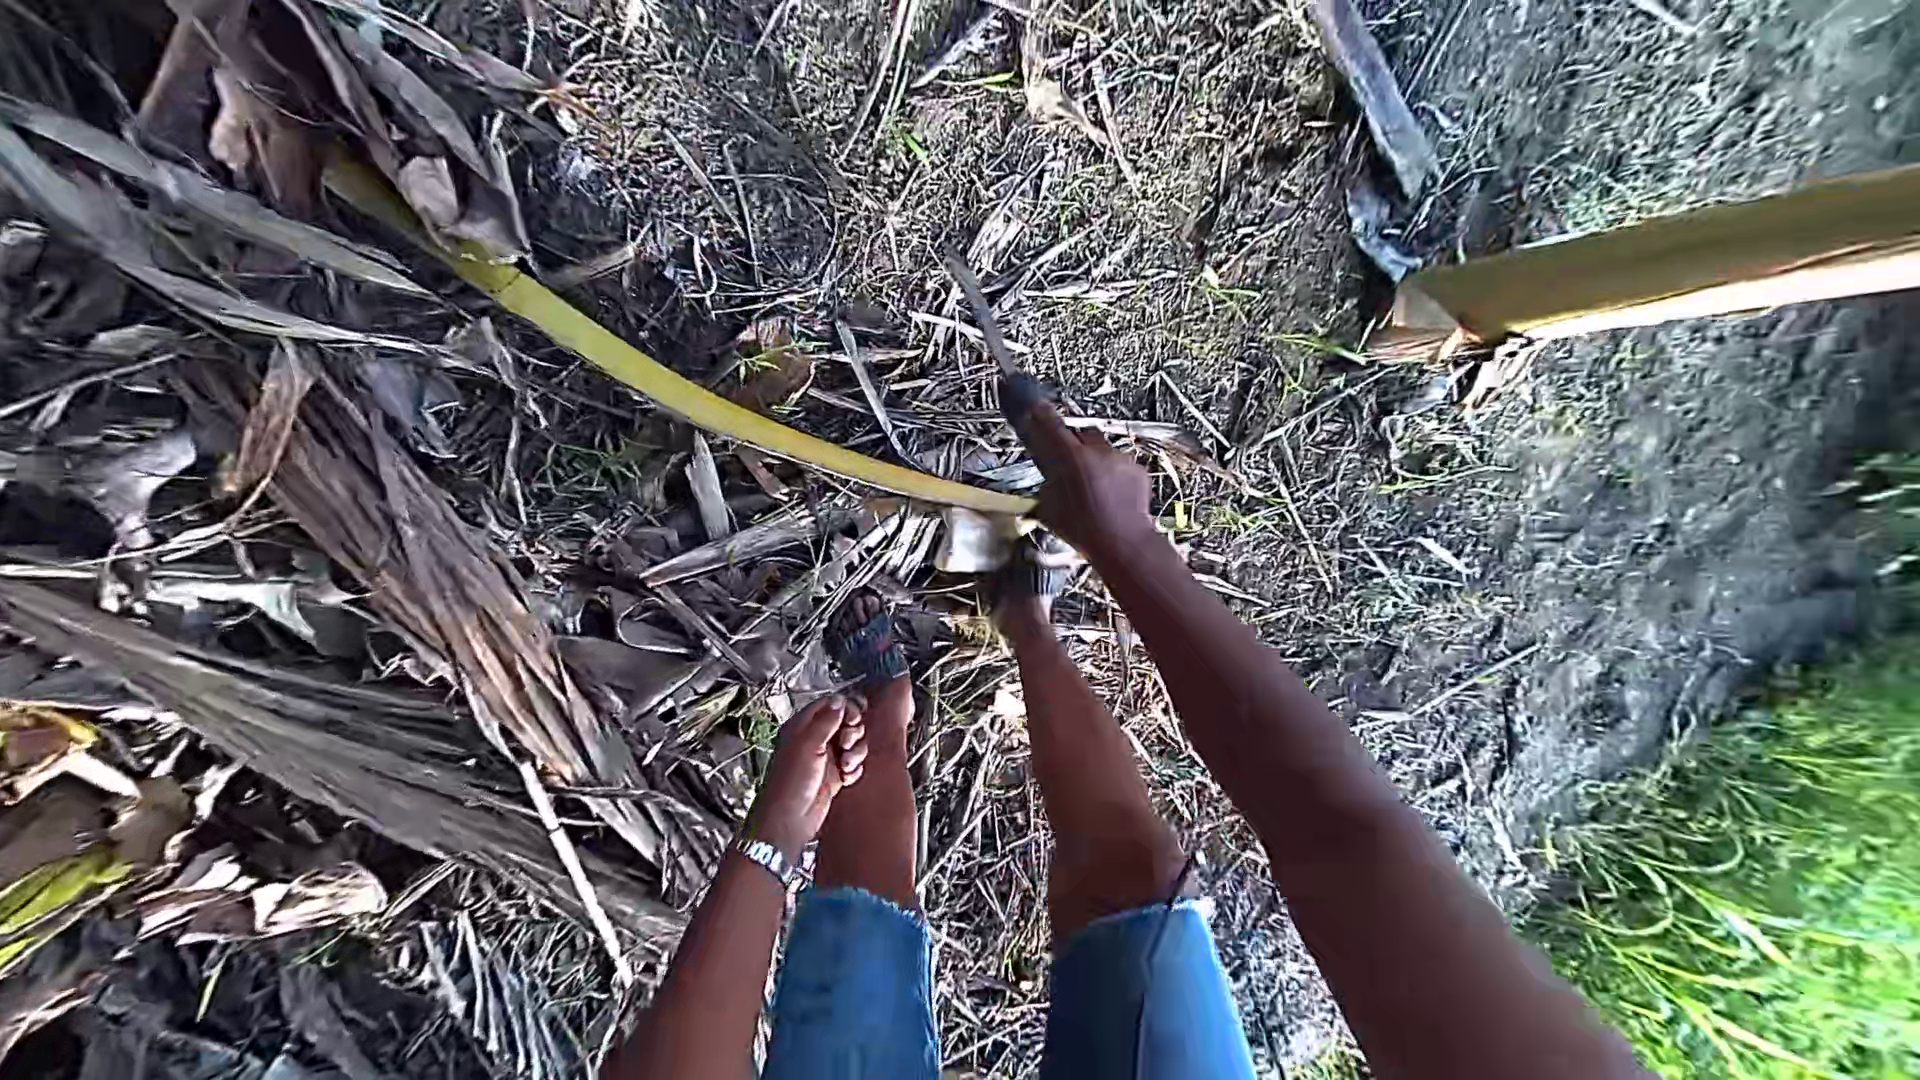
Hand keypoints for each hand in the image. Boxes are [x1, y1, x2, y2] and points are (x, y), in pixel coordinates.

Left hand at [747, 695, 867, 860]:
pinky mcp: (836, 774)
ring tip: (845, 765)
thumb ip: (826, 721)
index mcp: (803, 726)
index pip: (831, 705)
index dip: (846, 708)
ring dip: (856, 752)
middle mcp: (815, 739)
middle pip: (846, 721)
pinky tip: (846, 776)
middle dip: (853, 732)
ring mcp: (827, 756)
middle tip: (846, 744)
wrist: (790, 822)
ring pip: (854, 742)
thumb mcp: (808, 746)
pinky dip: (855, 768)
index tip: (854, 718)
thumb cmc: (790, 785)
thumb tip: (839, 700)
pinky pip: (855, 762)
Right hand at [1023, 401, 1157, 558]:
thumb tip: (1046, 481)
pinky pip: (1119, 464)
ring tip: (1090, 490)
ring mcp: (1120, 459)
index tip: (1035, 407)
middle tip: (1066, 467)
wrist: (1124, 543)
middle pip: (1079, 435)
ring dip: (1094, 463)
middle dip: (1071, 446)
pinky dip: (1113, 474)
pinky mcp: (1137, 469)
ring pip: (1101, 450)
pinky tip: (1108, 495)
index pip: (1050, 423)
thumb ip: (1046, 485)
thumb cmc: (1088, 531)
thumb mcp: (1050, 509)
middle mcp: (1097, 452)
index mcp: (1071, 458)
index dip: (1040, 413)